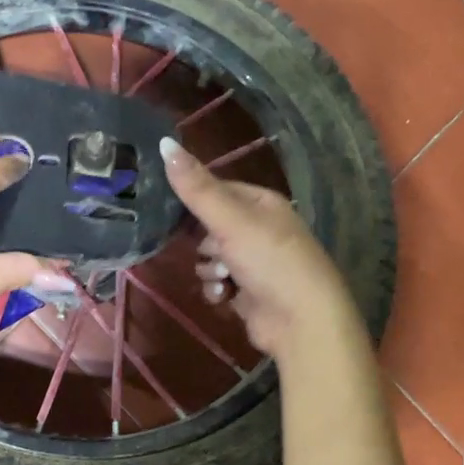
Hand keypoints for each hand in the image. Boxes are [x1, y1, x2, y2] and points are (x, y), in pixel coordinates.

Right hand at [160, 137, 358, 359]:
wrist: (300, 320)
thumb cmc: (270, 261)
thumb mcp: (231, 220)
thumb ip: (196, 188)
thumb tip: (163, 143)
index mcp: (261, 203)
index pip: (216, 190)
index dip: (194, 200)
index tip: (171, 212)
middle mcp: (259, 229)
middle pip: (209, 228)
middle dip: (203, 244)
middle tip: (215, 252)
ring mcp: (254, 263)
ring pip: (209, 259)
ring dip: (209, 271)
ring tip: (224, 279)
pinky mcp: (247, 293)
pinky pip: (217, 285)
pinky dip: (217, 292)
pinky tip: (225, 298)